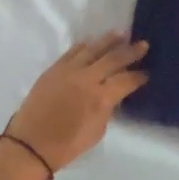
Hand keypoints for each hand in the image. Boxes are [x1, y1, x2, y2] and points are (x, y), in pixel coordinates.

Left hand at [5, 33, 148, 172]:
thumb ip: (107, 108)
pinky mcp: (54, 69)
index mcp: (101, 98)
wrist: (31, 145)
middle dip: (131, 51)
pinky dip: (85, 46)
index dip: (139, 76)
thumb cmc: (67, 145)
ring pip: (93, 49)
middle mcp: (87, 79)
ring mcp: (69, 71)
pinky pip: (73, 52)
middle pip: (114, 59)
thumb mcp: (98, 130)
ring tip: (121, 34)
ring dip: (109, 41)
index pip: (127, 80)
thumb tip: (112, 94)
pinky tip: (92, 43)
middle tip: (143, 44)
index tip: (147, 72)